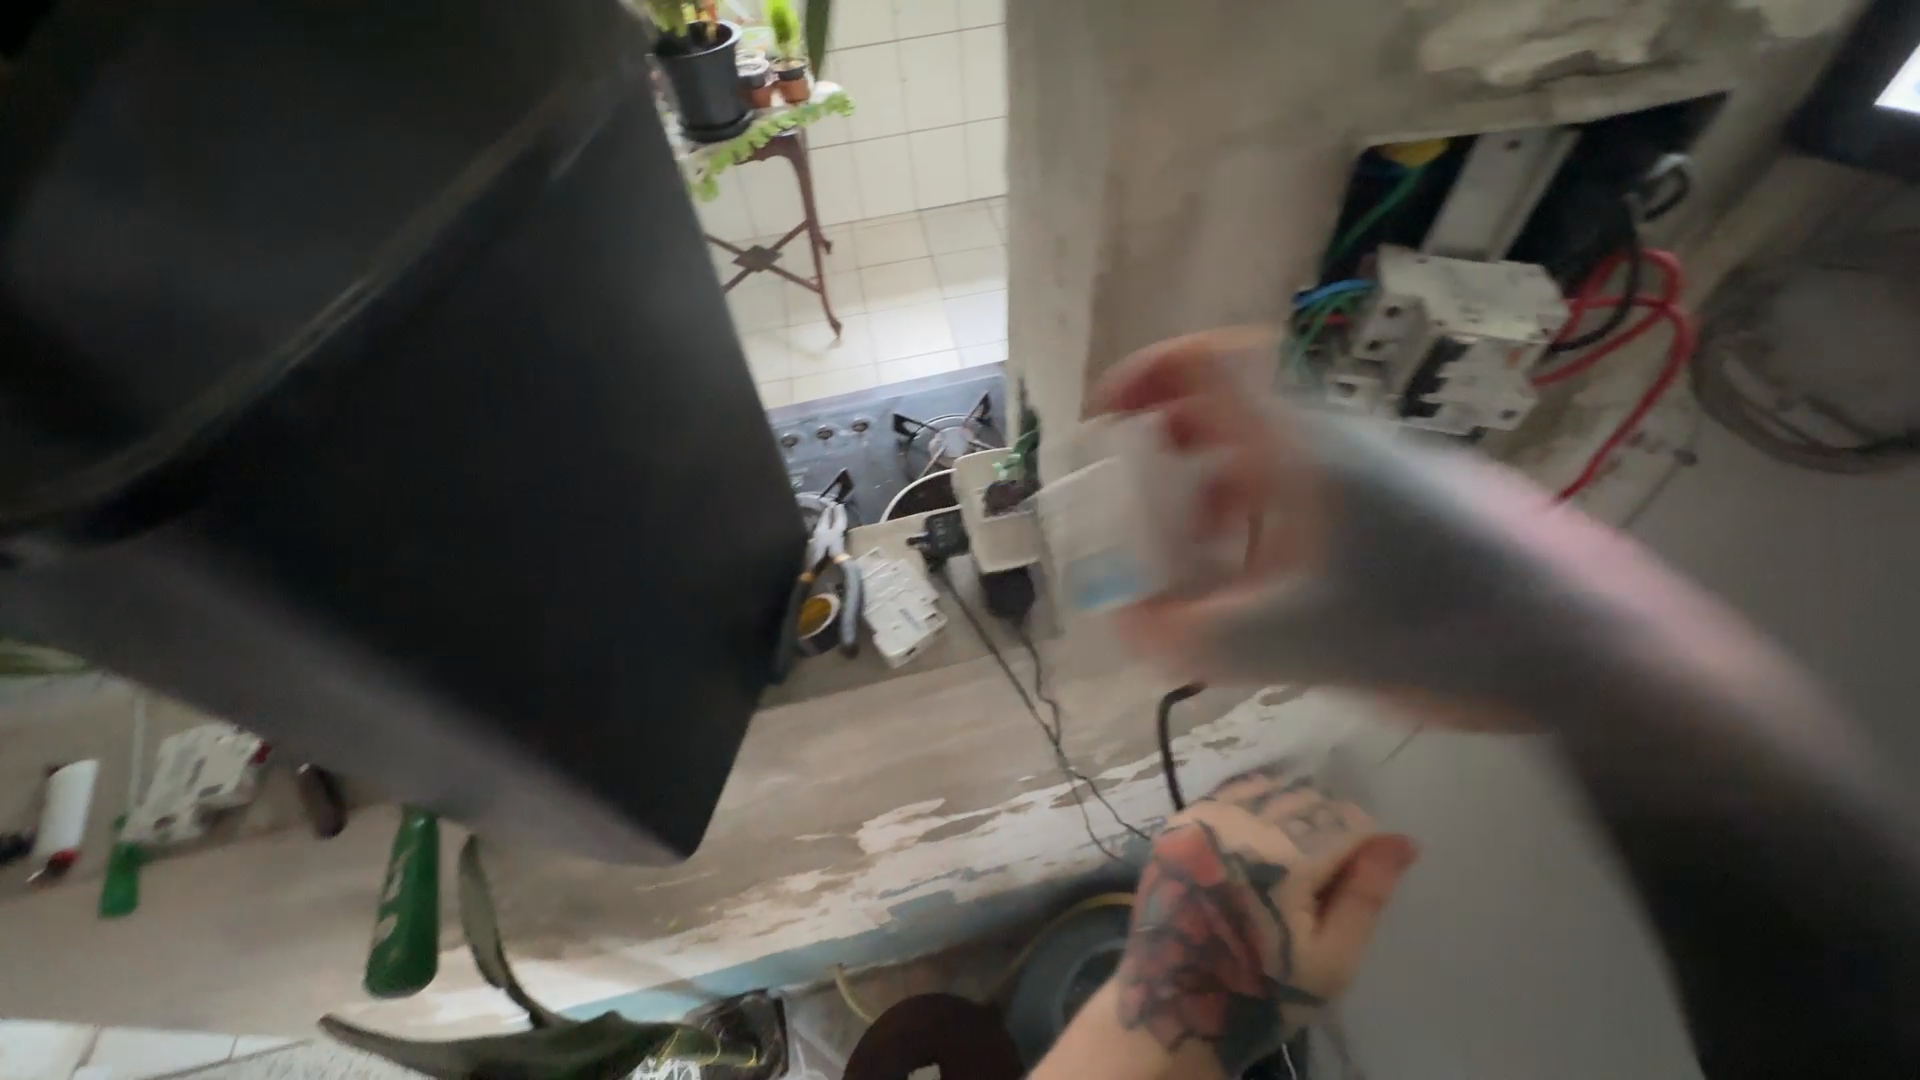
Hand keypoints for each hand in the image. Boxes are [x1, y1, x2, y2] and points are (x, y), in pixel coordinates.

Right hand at [1094, 327, 1563, 730]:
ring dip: (1220, 487)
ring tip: (1200, 549)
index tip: (1107, 414)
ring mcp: (1382, 468)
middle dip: (1174, 442)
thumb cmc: (1432, 625)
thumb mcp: (1292, 642)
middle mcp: (1339, 440)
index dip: (1150, 373)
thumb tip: (1128, 628)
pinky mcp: (1412, 502)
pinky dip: (1268, 515)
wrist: (1586, 648)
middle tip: (1140, 491)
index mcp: (1303, 447)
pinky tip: (1274, 581)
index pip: (1215, 364)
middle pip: (1238, 406)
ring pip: (1276, 452)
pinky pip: (1314, 487)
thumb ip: (1193, 636)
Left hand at [1113, 765, 1417, 1077]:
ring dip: (1294, 809)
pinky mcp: (1183, 819)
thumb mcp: (1332, 957)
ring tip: (1296, 855)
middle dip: (1331, 826)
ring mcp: (1207, 816)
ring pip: (1271, 789)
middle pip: (1308, 801)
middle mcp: (1245, 822)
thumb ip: (1367, 894)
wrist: (1176, 995)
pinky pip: (1231, 790)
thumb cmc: (1263, 986)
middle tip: (1329, 870)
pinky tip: (1263, 831)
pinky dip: (1256, 800)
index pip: (1348, 822)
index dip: (1367, 842)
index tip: (1364, 870)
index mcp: (1287, 858)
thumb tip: (1404, 842)